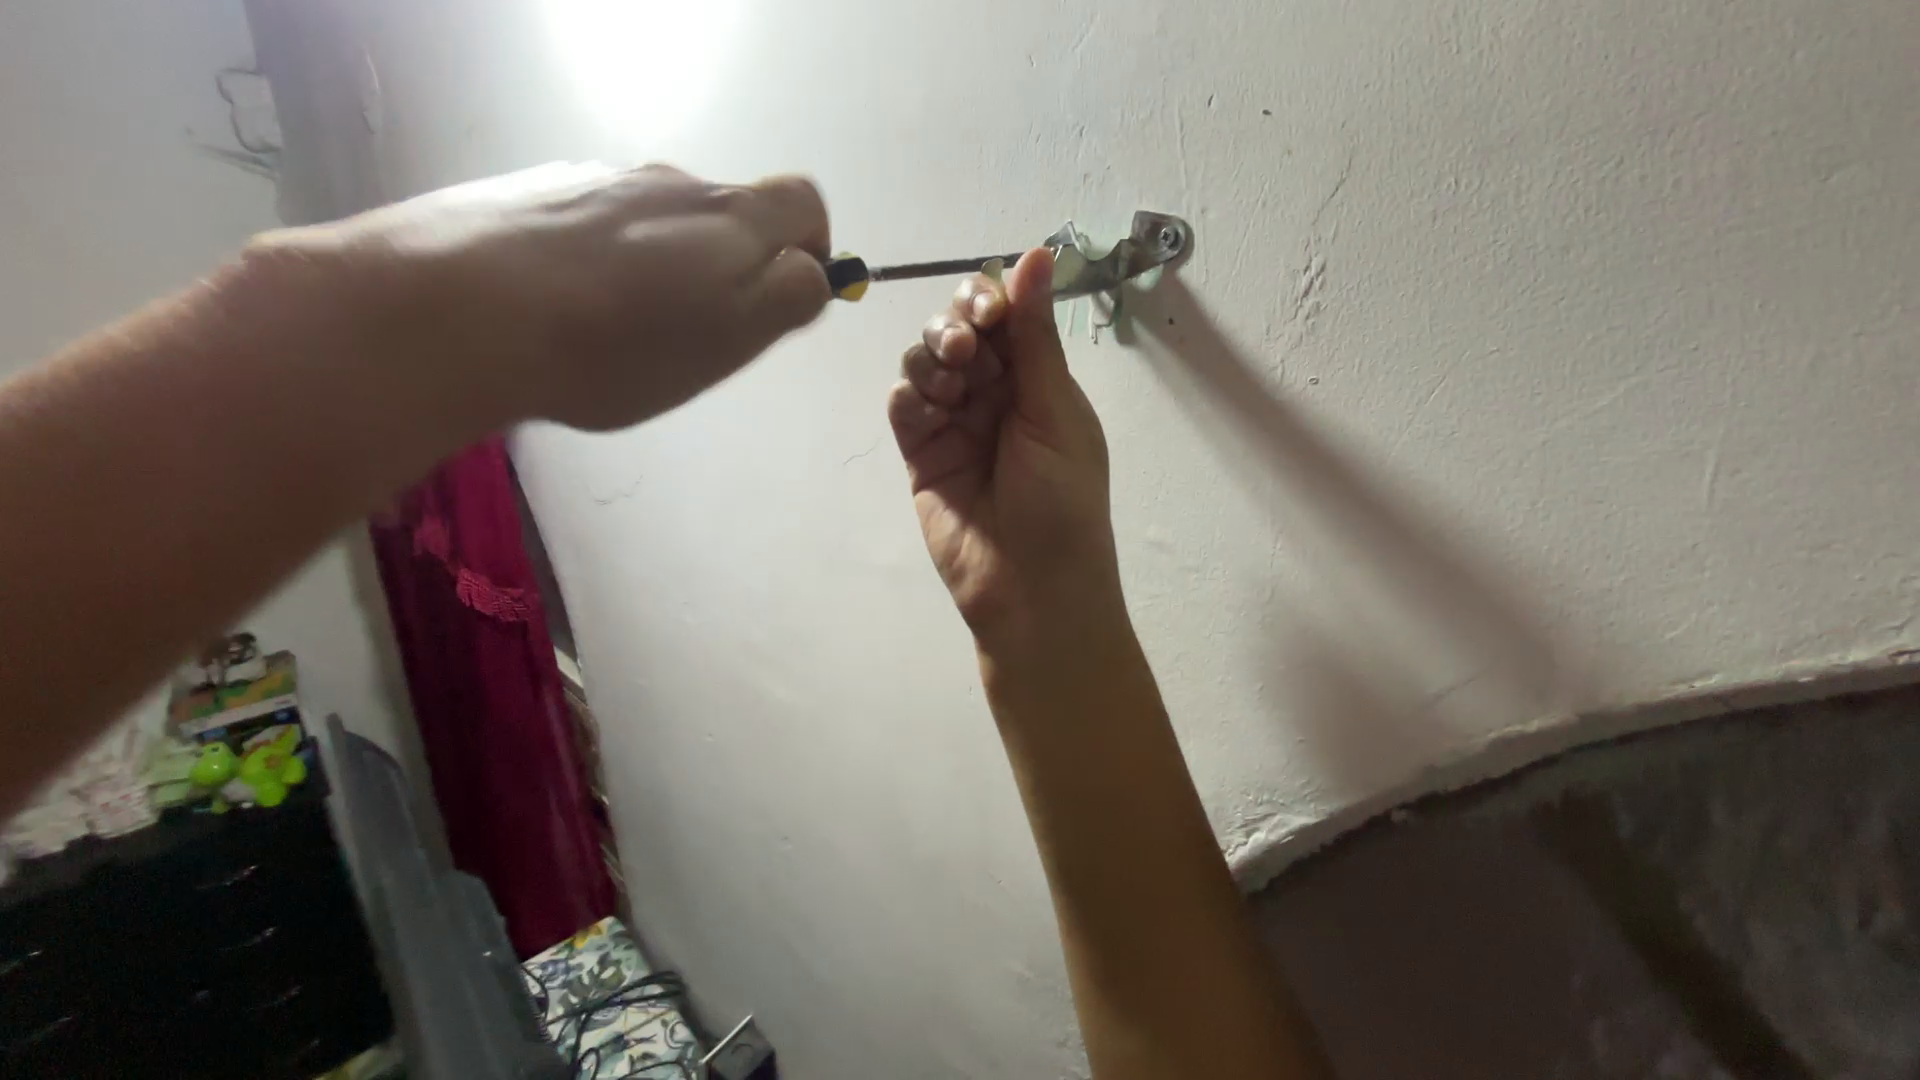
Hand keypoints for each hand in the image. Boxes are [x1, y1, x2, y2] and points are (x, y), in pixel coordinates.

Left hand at [258, 162, 831, 430]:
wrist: (461, 310)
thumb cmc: (621, 343)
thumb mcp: (733, 338)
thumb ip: (789, 298)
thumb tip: (811, 271)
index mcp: (731, 218)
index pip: (805, 204)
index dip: (813, 247)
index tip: (789, 298)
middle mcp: (672, 183)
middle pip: (730, 214)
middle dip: (734, 266)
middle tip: (700, 332)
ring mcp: (599, 181)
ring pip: (662, 221)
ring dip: (666, 264)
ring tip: (622, 327)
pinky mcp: (536, 191)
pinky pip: (598, 223)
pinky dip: (605, 258)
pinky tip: (568, 306)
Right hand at [887, 249, 1124, 645]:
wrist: (1031, 590)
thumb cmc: (1062, 502)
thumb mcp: (1055, 413)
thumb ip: (1035, 337)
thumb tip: (1037, 252)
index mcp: (1039, 384)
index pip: (1006, 320)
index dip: (990, 301)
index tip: (985, 306)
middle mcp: (996, 398)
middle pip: (961, 333)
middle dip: (958, 328)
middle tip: (968, 351)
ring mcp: (955, 426)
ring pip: (926, 364)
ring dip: (932, 360)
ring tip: (951, 386)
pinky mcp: (922, 456)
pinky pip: (904, 407)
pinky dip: (909, 396)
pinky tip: (926, 407)